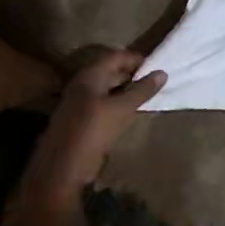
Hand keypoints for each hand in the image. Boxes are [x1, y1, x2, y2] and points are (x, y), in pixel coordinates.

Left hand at [18, 48, 165, 212]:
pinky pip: (105, 104)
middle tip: (156, 81)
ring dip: (128, 91)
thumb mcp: (122, 109)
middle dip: (134, 75)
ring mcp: (80, 103)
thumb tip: (162, 73)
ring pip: (109, 89)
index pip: (116, 56)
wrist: (62, 169)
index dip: (137, 59)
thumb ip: (142, 90)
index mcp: (89, 77)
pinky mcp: (82, 120)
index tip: (157, 67)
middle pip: (112, 71)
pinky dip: (119, 104)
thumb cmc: (92, 131)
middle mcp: (83, 85)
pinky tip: (133, 112)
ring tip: (149, 96)